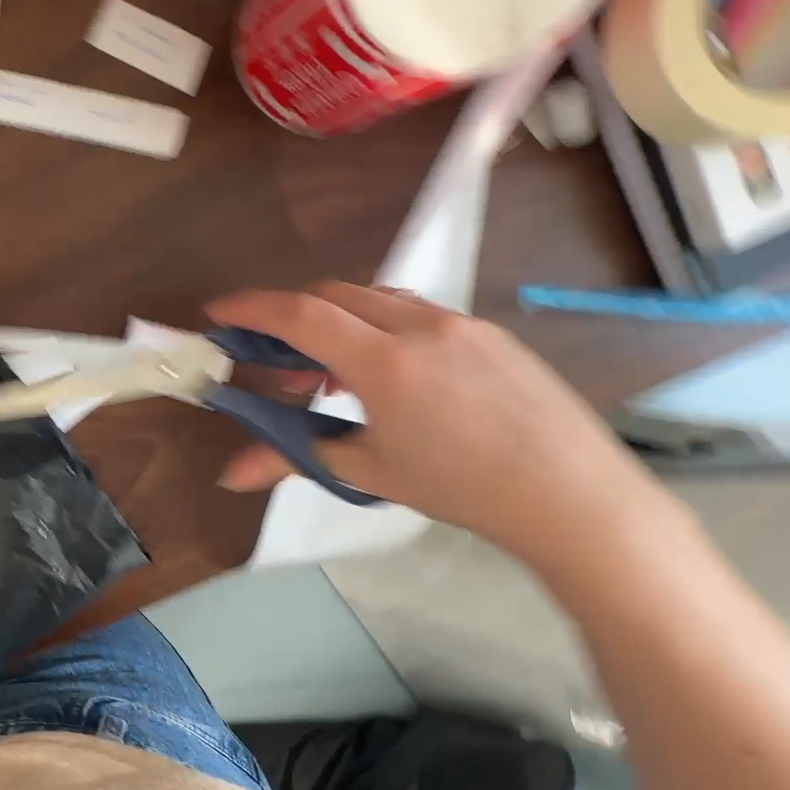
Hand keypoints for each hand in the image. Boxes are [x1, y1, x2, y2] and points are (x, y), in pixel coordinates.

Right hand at [207, 281, 671, 561]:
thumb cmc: (459, 485)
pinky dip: (378, 328)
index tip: (218, 313)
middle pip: (335, 295)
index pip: (301, 316)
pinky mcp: (489, 335)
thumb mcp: (366, 470)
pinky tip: (385, 378)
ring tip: (328, 376)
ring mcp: (461, 325)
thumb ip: (291, 458)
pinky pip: (416, 313)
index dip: (252, 309)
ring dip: (336, 322)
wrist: (571, 494)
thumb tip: (228, 477)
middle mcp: (421, 327)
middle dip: (291, 317)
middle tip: (273, 362)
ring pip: (378, 299)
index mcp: (385, 361)